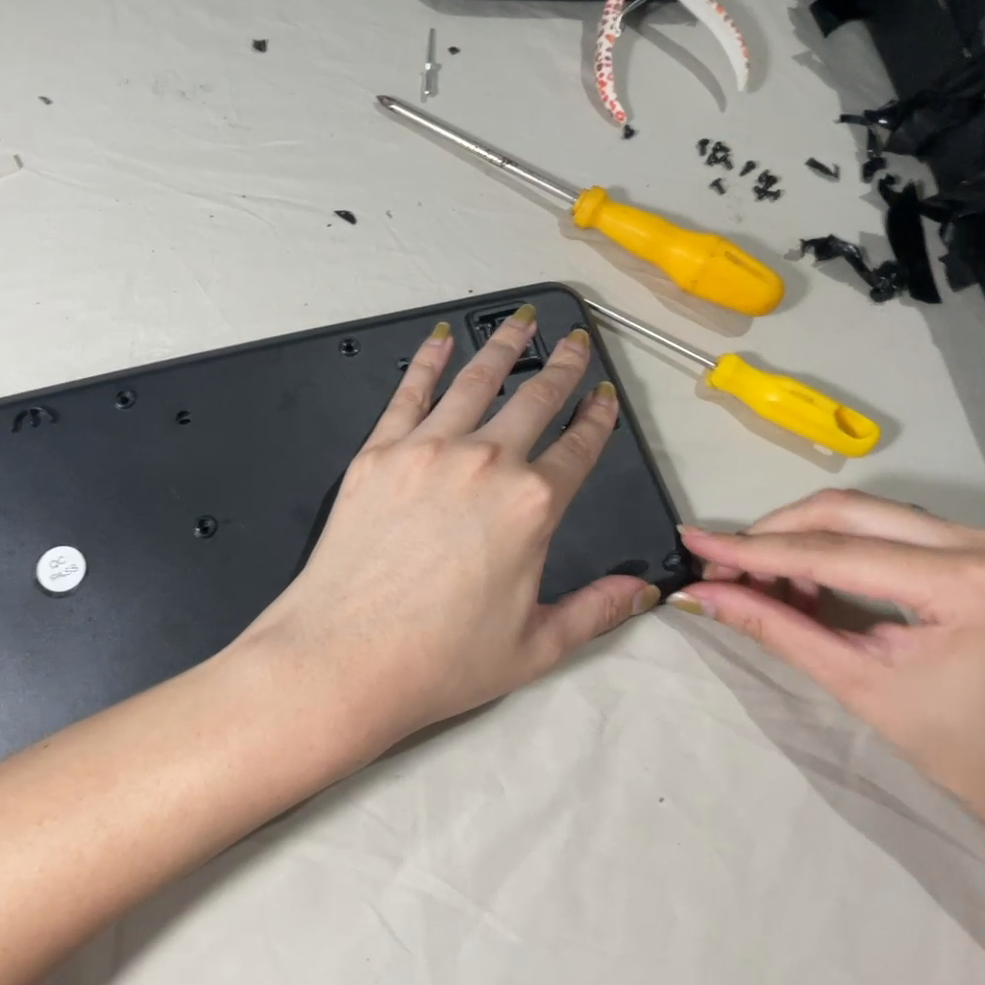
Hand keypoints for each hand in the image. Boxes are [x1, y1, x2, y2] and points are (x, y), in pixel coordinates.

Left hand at [238, 305, 658, 750]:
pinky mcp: (377, 454)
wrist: (342, 656)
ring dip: (503, 349)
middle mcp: (484, 464)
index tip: (604, 398)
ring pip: (476, 383)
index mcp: (532, 506)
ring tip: (520, 325)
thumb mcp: (535, 646)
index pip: (579, 447)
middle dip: (562, 368)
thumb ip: (595, 611)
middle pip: (535, 401)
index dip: (598, 418)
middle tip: (575, 344)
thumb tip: (642, 593)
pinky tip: (439, 341)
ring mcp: (426, 451)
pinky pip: (409, 392)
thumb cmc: (434, 659)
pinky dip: (428, 361)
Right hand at [668, 489, 984, 823]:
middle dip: (771, 536)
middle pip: (844, 513)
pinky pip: (881, 528)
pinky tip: (805, 581)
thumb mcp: (853, 682)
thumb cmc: (954, 742)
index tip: (693, 545)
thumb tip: (700, 596)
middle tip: (721, 567)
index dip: (753, 549)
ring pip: (859, 514)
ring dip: (798, 539)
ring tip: (763, 584)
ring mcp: (983, 538)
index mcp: (965, 582)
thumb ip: (772, 627)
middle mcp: (981, 543)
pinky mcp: (974, 546)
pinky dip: (830, 547)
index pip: (833, 553)